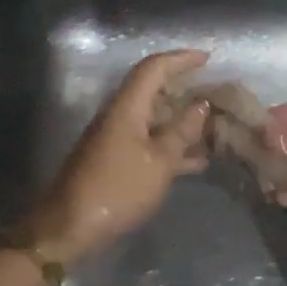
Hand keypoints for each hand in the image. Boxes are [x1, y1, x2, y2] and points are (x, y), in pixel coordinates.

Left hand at [24, 51, 210, 261]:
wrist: (70, 226)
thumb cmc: (118, 189)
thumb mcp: (159, 162)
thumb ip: (181, 132)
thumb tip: (201, 105)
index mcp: (127, 107)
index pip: (153, 68)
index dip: (181, 59)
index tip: (208, 59)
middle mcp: (119, 116)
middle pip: (152, 91)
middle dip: (185, 90)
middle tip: (216, 96)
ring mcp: (115, 139)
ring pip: (153, 119)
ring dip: (181, 121)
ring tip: (214, 128)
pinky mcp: (114, 160)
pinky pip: (148, 142)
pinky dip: (171, 146)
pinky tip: (197, 161)